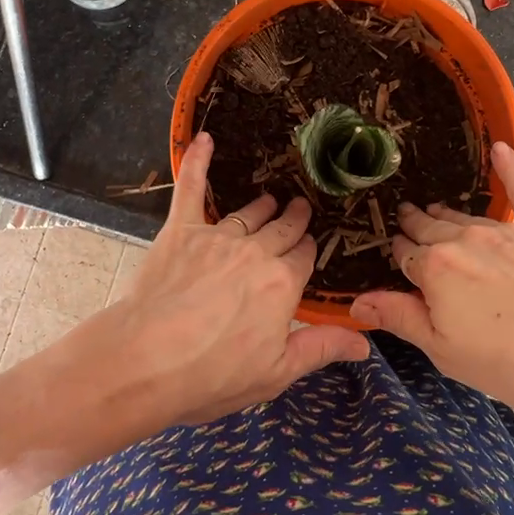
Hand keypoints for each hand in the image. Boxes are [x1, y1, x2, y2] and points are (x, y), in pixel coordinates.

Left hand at [103, 132, 369, 425]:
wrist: (147, 361)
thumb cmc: (213, 375)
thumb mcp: (276, 373)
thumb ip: (321, 349)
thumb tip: (366, 344)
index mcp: (283, 285)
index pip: (304, 258)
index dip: (307, 252)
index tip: (309, 247)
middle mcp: (256, 253)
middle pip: (282, 230)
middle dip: (294, 219)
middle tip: (300, 209)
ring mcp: (218, 237)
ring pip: (248, 213)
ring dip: (262, 206)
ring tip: (270, 199)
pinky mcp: (181, 230)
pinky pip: (191, 188)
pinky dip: (196, 161)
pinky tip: (203, 139)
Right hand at [348, 142, 513, 474]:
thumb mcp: (447, 353)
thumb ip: (400, 318)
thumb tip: (356, 299)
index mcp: (434, 269)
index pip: (402, 253)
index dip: (397, 258)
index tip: (394, 261)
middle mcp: (464, 239)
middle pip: (428, 227)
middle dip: (414, 227)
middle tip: (407, 229)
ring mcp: (507, 230)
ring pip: (463, 215)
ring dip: (445, 215)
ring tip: (434, 212)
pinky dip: (509, 167)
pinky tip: (499, 148)